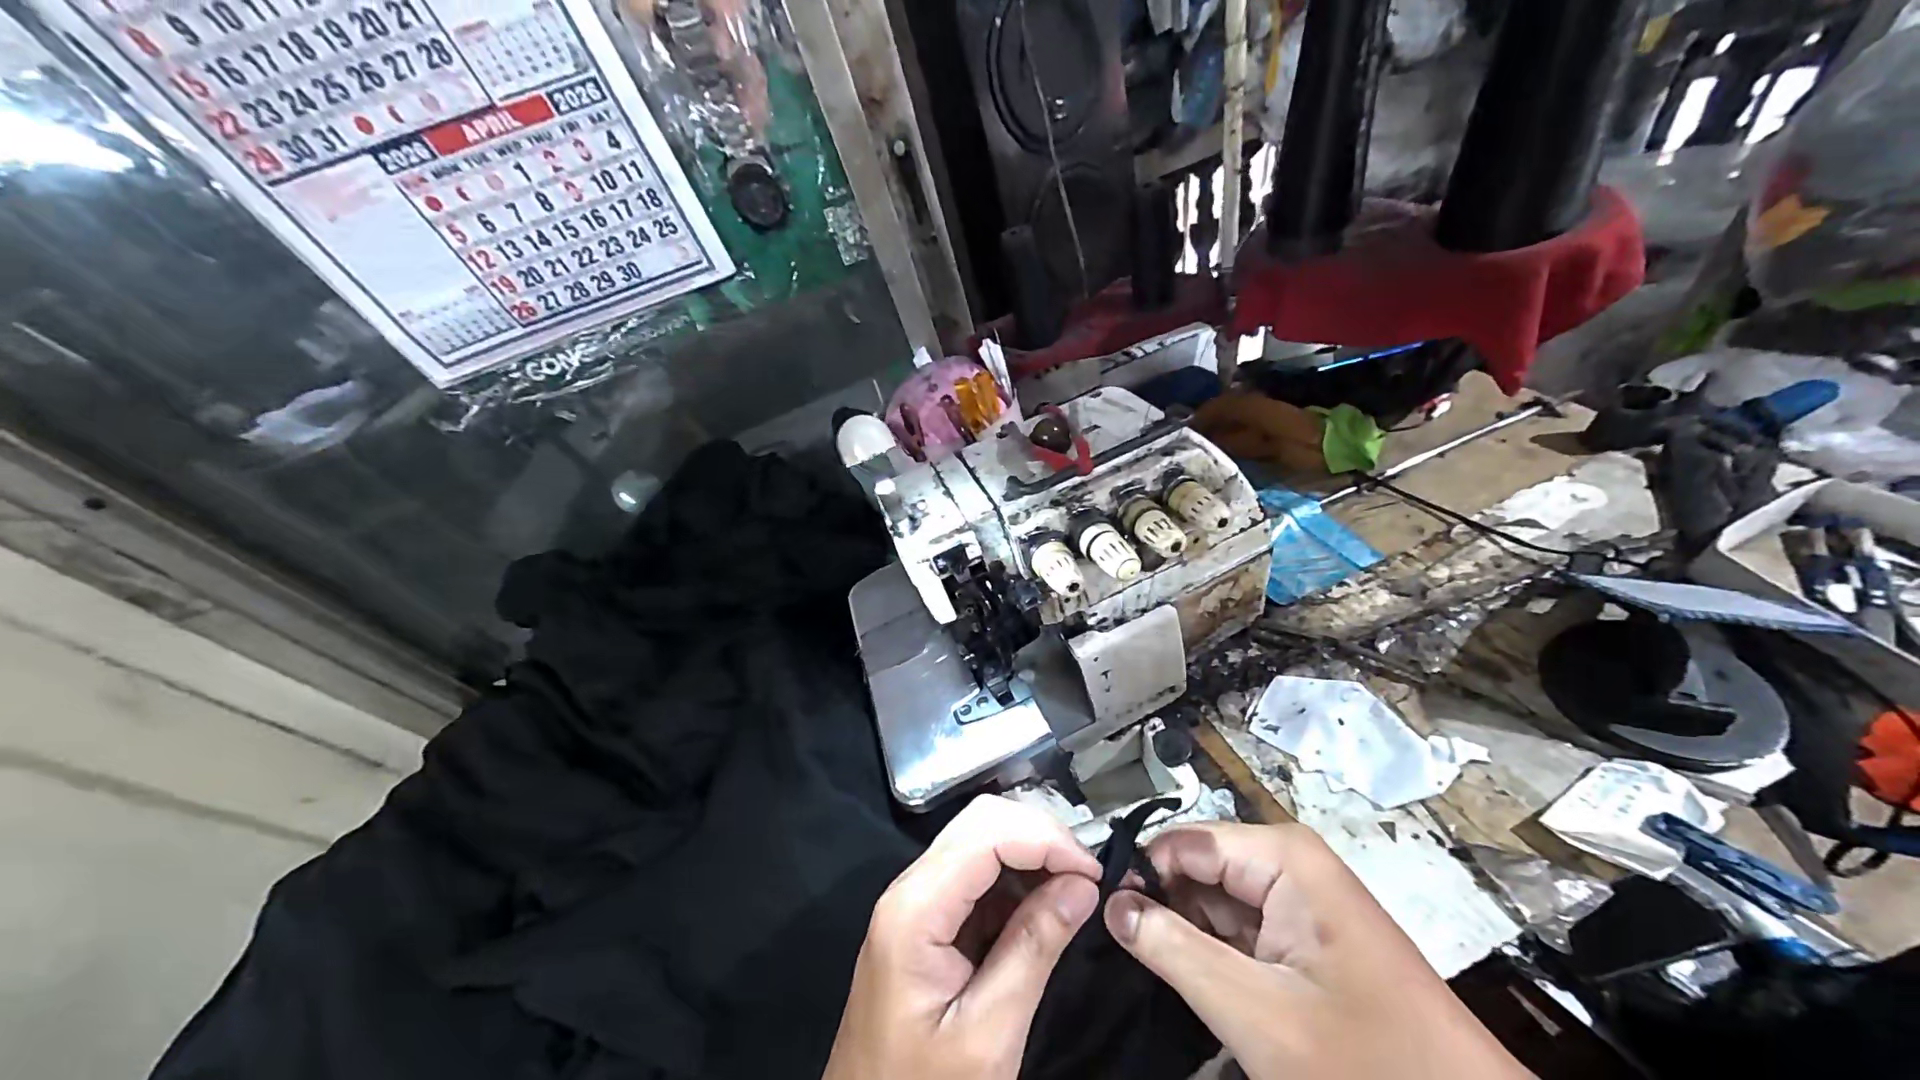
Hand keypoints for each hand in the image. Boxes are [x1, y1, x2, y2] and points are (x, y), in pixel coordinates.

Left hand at [823, 795, 1101, 1079]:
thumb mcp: (988, 1033)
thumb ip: (1034, 949)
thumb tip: (1083, 884)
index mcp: (916, 908)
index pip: (987, 832)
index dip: (1046, 839)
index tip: (1095, 873)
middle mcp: (911, 887)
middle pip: (982, 821)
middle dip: (1041, 835)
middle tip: (1088, 877)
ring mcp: (916, 898)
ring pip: (981, 838)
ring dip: (1032, 852)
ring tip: (1075, 889)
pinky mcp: (928, 916)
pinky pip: (977, 872)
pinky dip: (1018, 876)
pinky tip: (1045, 904)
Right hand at [1104, 822, 1528, 1079]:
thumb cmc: (1364, 1062)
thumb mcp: (1254, 1010)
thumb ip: (1172, 949)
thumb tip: (1112, 905)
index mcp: (1283, 856)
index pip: (1183, 842)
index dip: (1140, 874)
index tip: (1099, 914)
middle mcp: (1289, 863)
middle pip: (1198, 868)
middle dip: (1161, 906)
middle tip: (1118, 948)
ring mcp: (1298, 900)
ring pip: (1213, 901)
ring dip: (1183, 935)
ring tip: (1150, 969)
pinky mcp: (1301, 935)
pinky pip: (1237, 929)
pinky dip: (1211, 954)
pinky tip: (1190, 981)